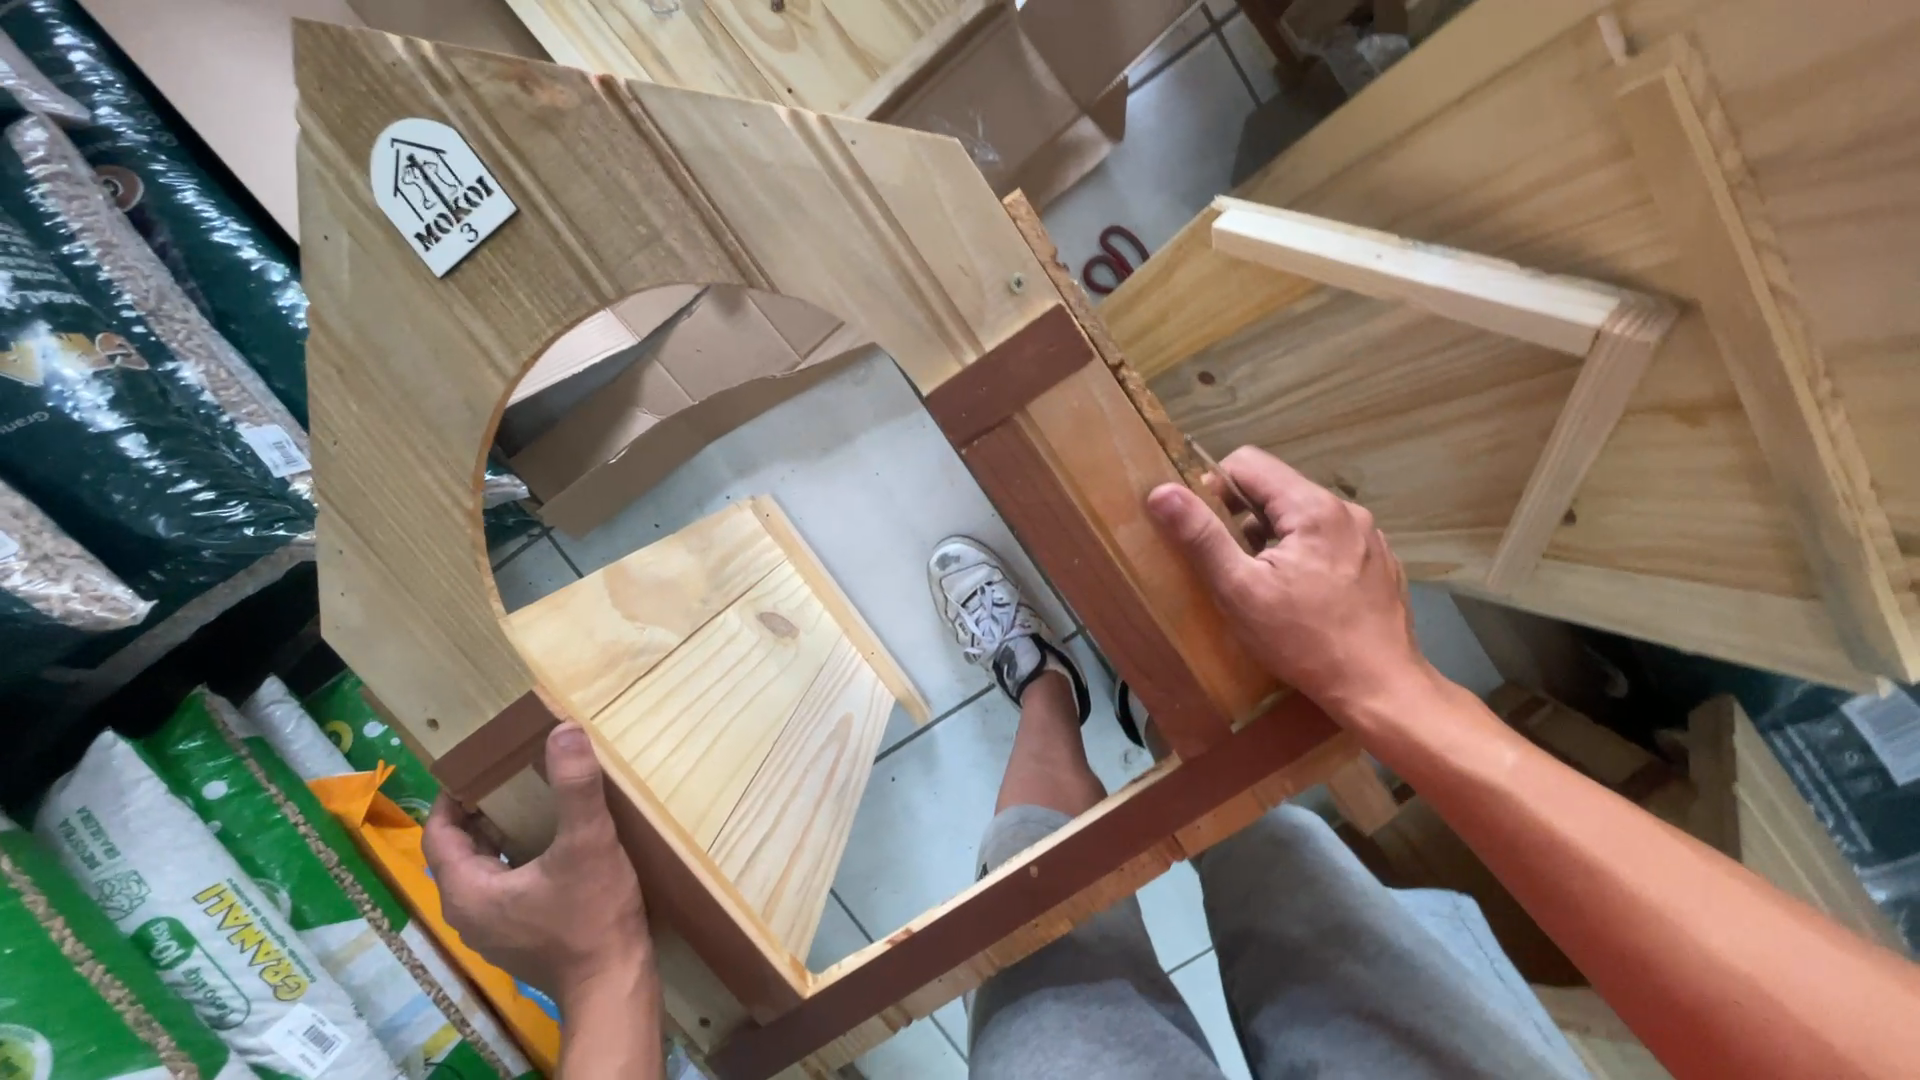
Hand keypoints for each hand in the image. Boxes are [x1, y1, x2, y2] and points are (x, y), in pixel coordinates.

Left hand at [423, 723, 651, 1006]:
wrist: (613, 981)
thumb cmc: (591, 913)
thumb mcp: (587, 841)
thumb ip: (575, 786)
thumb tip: (564, 731)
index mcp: (468, 890)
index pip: (439, 835)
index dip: (452, 799)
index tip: (478, 767)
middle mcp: (469, 913)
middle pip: (460, 852)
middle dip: (481, 813)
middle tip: (513, 776)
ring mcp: (493, 931)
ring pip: (482, 872)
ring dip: (500, 837)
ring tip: (534, 804)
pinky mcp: (519, 938)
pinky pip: (503, 889)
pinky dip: (516, 860)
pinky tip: (554, 847)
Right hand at [1147, 447, 1430, 717]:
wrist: (1381, 688)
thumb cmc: (1304, 641)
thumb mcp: (1240, 590)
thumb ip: (1201, 536)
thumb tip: (1161, 492)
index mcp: (1312, 507)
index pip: (1248, 463)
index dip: (1213, 487)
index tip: (1203, 528)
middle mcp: (1346, 510)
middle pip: (1275, 488)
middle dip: (1241, 517)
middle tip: (1229, 563)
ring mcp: (1367, 536)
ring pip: (1300, 516)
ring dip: (1270, 538)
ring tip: (1261, 583)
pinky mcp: (1378, 561)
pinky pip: (1326, 539)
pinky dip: (1302, 554)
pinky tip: (1298, 595)